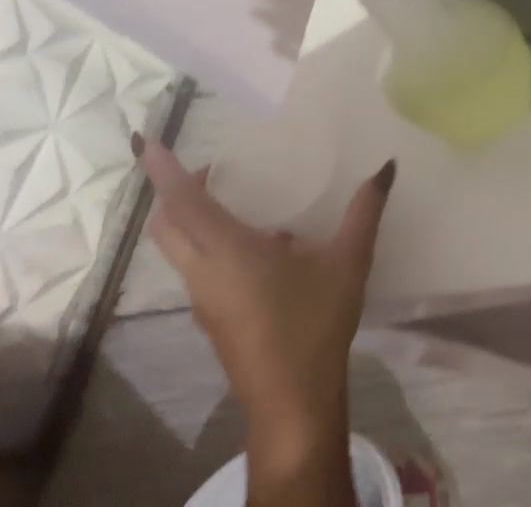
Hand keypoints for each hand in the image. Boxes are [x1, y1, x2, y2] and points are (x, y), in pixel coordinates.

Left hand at [136, 135, 394, 451]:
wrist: (292, 391)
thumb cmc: (316, 319)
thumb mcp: (350, 259)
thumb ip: (365, 210)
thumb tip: (386, 167)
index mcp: (229, 251)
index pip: (184, 201)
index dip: (162, 169)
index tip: (144, 139)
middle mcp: (204, 270)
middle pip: (168, 224)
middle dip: (172, 190)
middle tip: (200, 164)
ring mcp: (204, 295)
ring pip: (179, 246)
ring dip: (191, 216)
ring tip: (231, 196)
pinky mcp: (214, 312)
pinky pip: (200, 264)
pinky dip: (213, 240)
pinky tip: (266, 244)